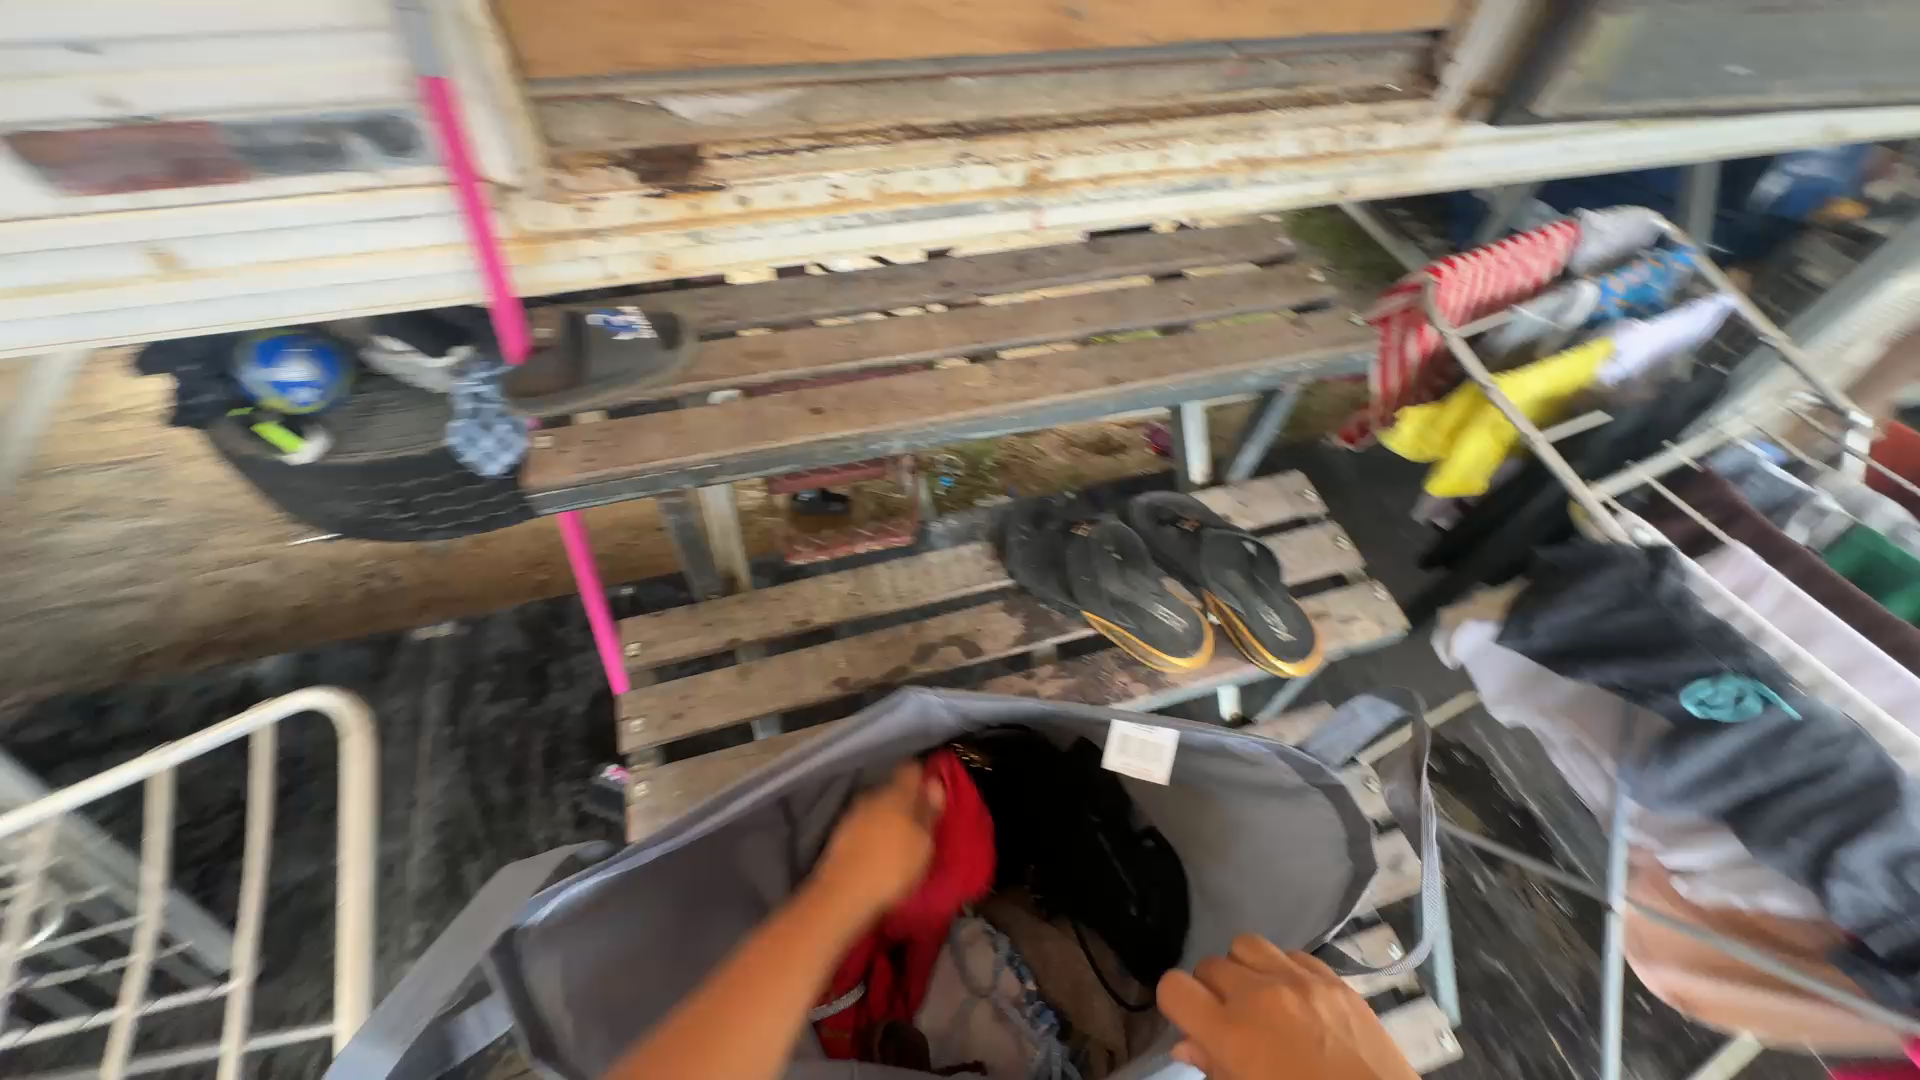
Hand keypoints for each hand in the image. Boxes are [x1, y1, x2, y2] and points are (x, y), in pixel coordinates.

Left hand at [808, 761, 944, 919]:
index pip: (911, 769)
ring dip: (888, 820)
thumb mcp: (924, 843)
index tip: (933, 795)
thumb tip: (934, 784)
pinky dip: (873, 835)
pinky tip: (878, 855)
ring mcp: (852, 813)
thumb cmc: (893, 866)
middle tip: (920, 826)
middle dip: (907, 803)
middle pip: (894, 789)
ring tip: (899, 844)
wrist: (842, 894)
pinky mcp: (839, 834)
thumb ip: (929, 812)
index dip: (923, 777)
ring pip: (877, 808)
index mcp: (897, 793)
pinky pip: (864, 826)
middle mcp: (872, 795)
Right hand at [1157, 935, 1418, 1079]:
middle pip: (1208, 965)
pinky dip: (1285, 971)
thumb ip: (1213, 1070)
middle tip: (1231, 1023)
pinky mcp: (1335, 981)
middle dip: (1211, 992)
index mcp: (1231, 1033)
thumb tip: (1186, 1044)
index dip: (1176, 1003)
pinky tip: (1298, 1000)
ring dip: (1244, 970)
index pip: (1173, 987)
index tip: (1191, 1022)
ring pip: (1245, 945)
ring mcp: (1299, 982)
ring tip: (1261, 1000)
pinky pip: (1292, 954)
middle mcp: (1258, 995)